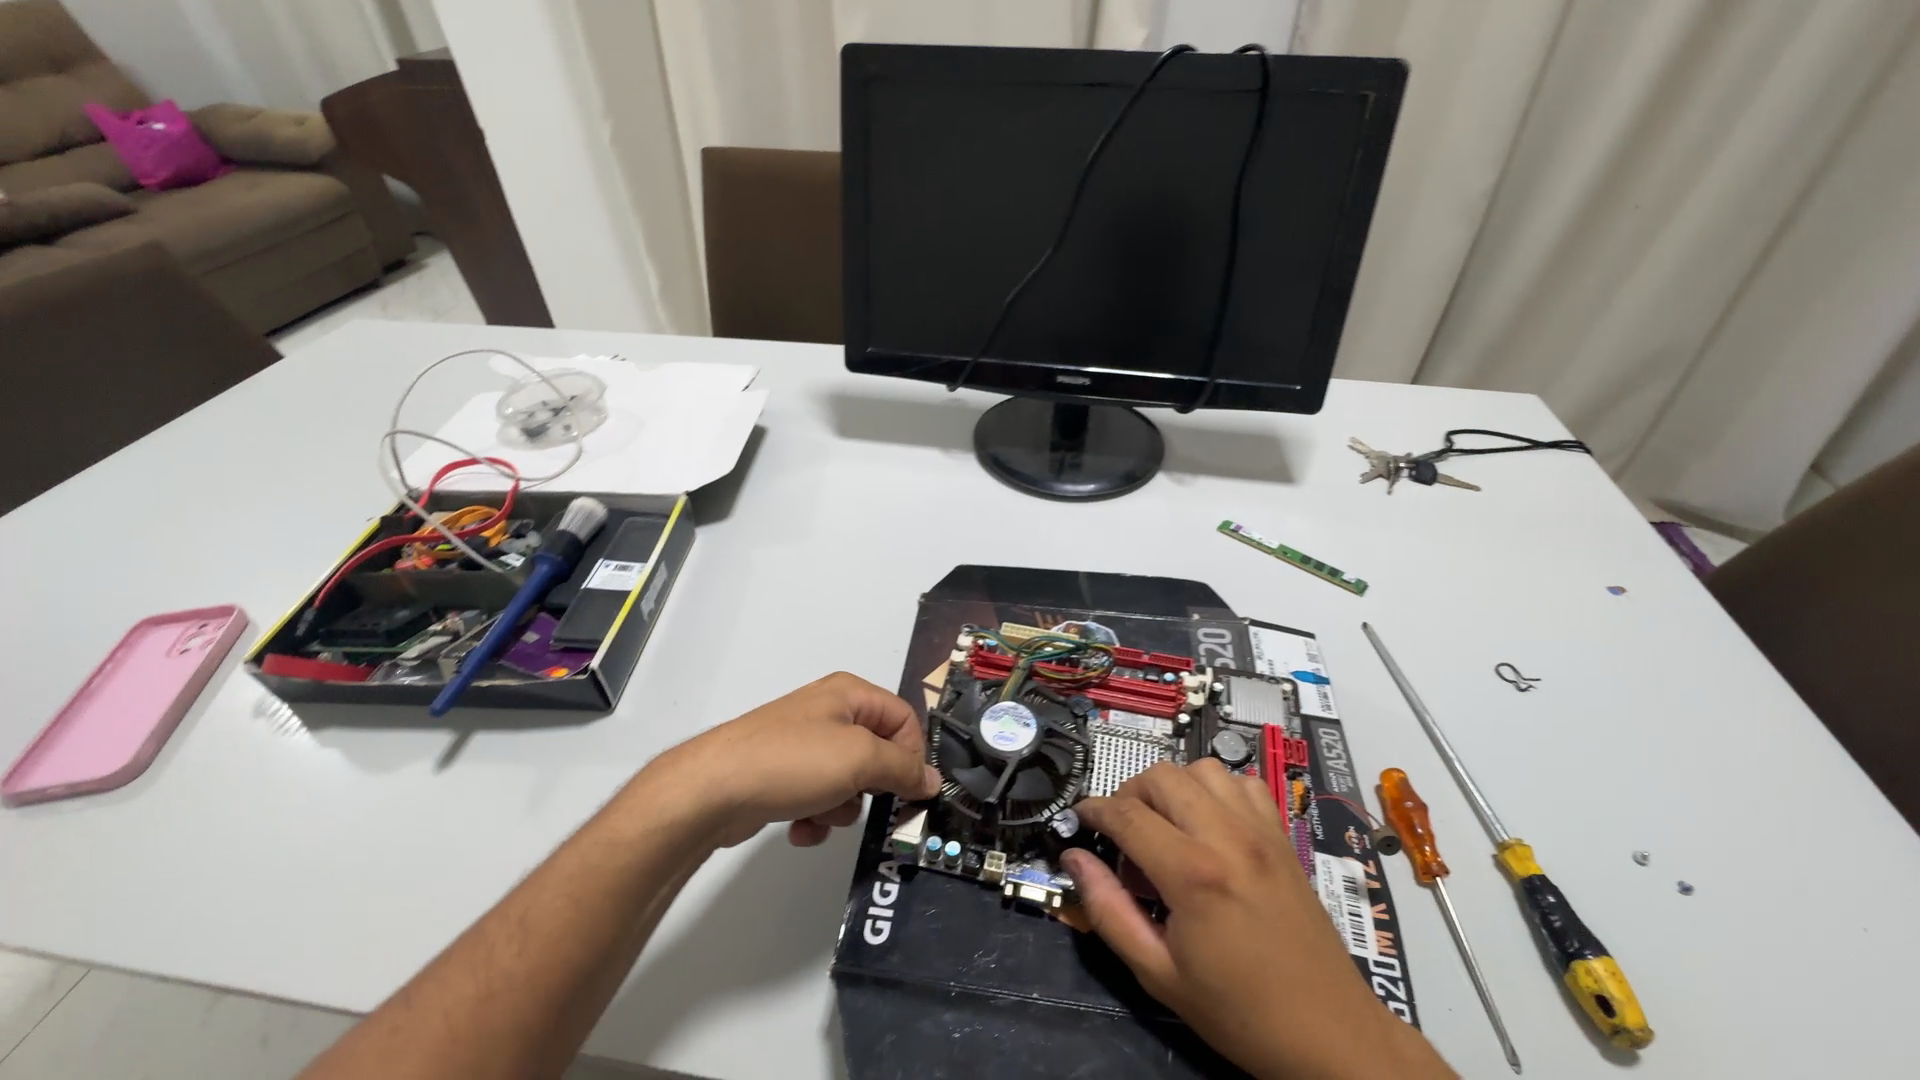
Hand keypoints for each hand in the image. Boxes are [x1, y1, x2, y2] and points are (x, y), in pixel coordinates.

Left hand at [657, 672, 940, 848]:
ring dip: (840, 808)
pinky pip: (819, 798)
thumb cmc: (792, 762)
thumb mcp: (859, 759)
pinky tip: (799, 828)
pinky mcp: (784, 776)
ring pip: (849, 783)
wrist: (713, 791)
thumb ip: (903, 769)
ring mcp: (803, 746)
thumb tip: (933, 781)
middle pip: (877, 754)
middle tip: (862, 802)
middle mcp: (829, 713)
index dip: (912, 755)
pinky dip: (816, 817)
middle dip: (871, 787)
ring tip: (818, 813)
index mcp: (850, 694)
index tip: (911, 791)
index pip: (904, 720)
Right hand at [1062, 761, 1454, 1079]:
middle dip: (1128, 795)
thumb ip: (1108, 909)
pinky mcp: (1284, 837)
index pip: (1126, 813)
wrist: (1328, 1033)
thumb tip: (1073, 859)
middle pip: (1162, 776)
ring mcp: (1262, 832)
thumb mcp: (1158, 973)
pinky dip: (1217, 791)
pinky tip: (1209, 827)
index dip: (1092, 810)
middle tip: (1121, 836)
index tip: (1078, 821)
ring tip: (1165, 829)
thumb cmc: (1238, 1012)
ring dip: (1173, 788)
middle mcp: (1228, 837)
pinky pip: (1244, 784)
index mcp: (1194, 874)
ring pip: (1203, 769)